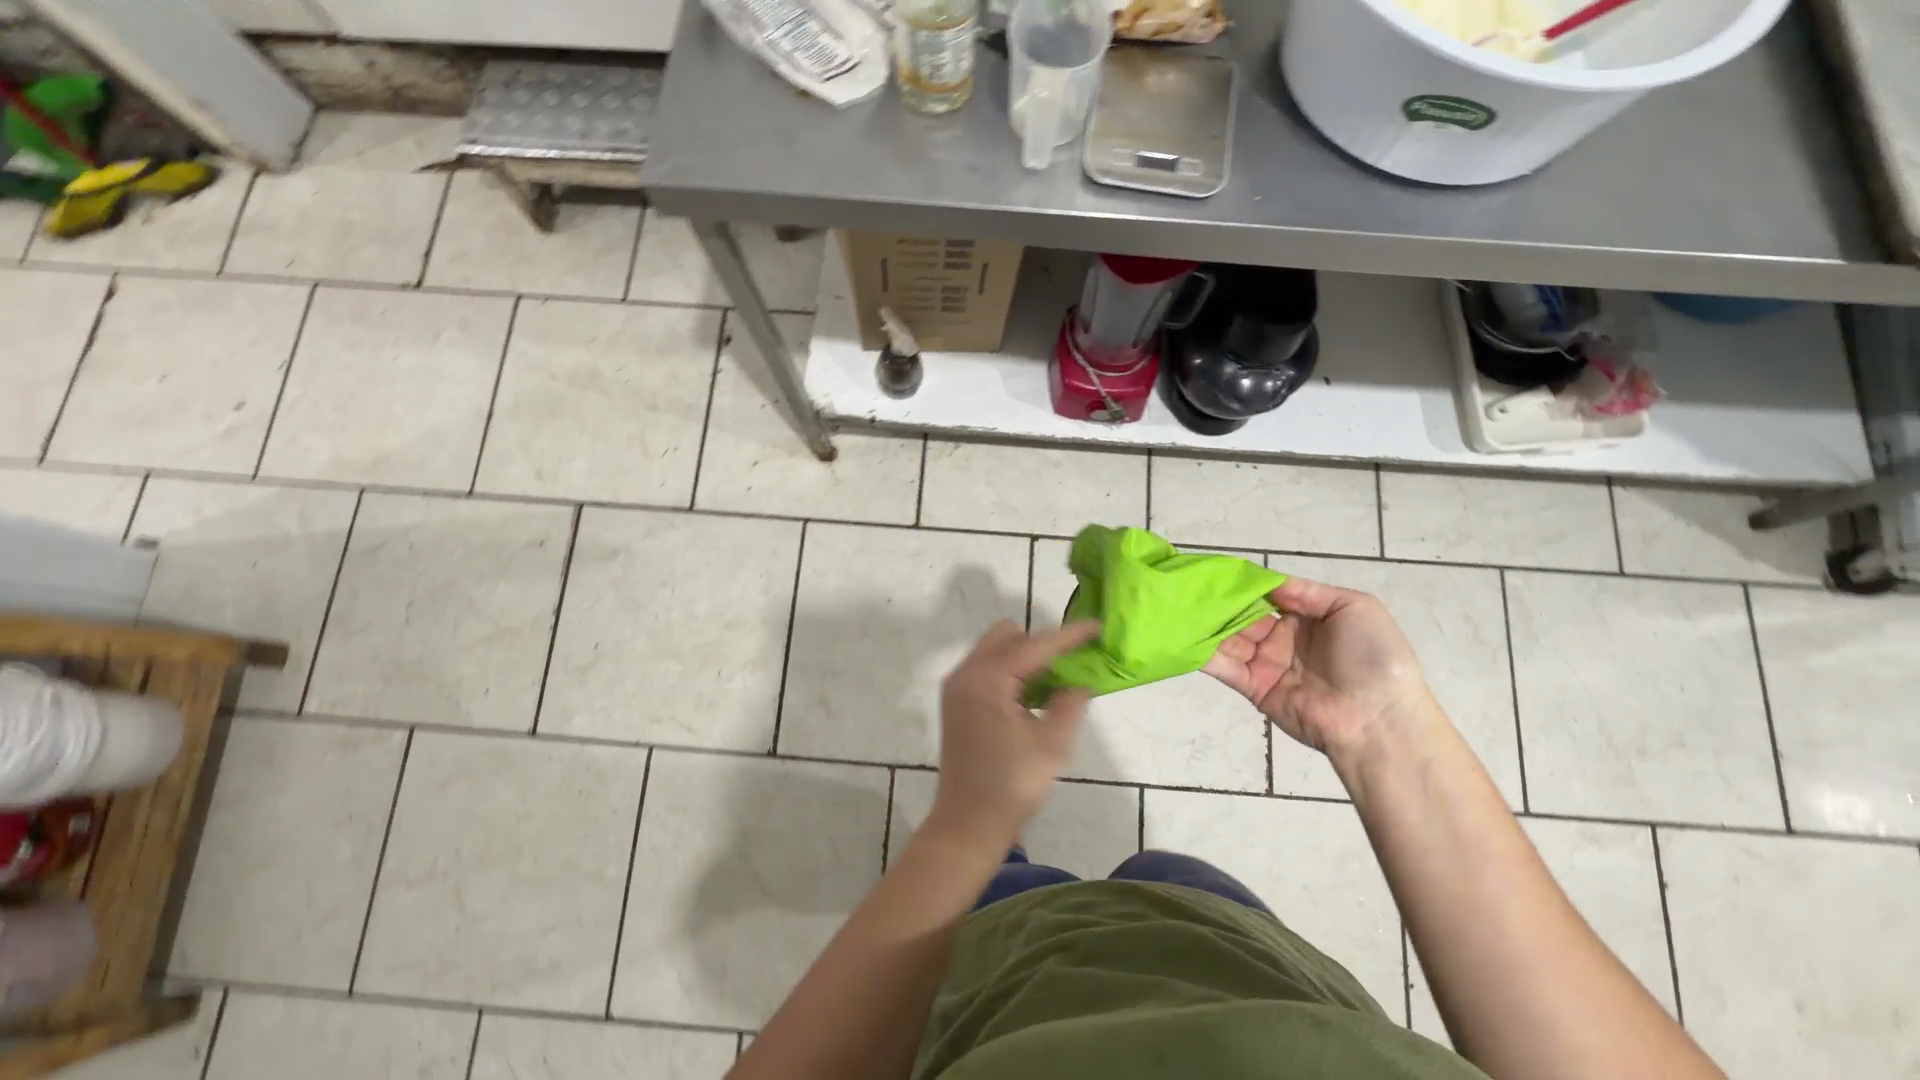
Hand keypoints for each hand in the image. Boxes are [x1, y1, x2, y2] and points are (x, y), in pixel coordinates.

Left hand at [930, 620, 1099, 851]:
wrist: (968, 823)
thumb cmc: (1012, 785)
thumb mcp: (1053, 744)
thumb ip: (1070, 703)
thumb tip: (1079, 682)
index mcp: (987, 680)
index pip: (1034, 645)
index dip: (1068, 636)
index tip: (1096, 627)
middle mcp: (966, 675)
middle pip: (1007, 636)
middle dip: (1041, 643)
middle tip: (1070, 664)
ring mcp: (957, 688)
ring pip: (995, 650)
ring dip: (1024, 657)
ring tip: (1054, 681)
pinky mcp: (956, 703)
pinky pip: (986, 669)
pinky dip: (1010, 672)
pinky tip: (1031, 695)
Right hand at [1203, 578, 1435, 761]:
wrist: (1377, 717)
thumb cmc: (1374, 656)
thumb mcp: (1355, 608)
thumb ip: (1308, 592)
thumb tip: (1268, 583)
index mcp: (1309, 617)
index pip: (1268, 595)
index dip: (1245, 584)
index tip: (1218, 570)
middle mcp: (1284, 639)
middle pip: (1244, 615)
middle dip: (1220, 602)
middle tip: (1189, 586)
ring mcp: (1267, 664)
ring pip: (1230, 639)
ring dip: (1206, 624)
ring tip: (1179, 606)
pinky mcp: (1254, 688)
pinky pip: (1225, 667)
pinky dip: (1204, 653)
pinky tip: (1184, 635)